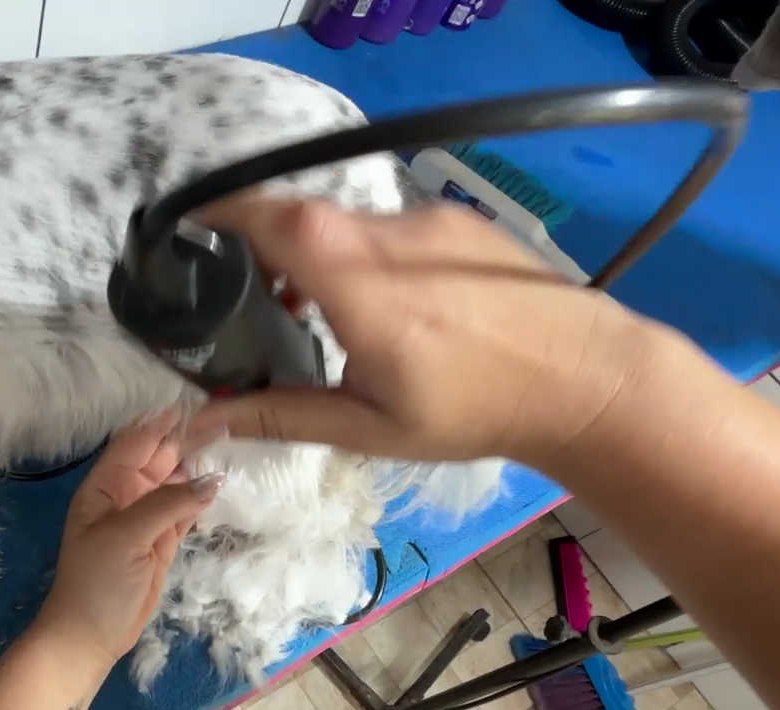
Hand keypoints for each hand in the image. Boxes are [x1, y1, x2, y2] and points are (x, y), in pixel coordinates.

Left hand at [34, 413, 221, 671]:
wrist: (90, 636)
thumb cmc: (97, 582)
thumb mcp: (126, 536)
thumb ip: (167, 504)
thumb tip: (213, 479)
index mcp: (104, 487)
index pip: (135, 443)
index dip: (162, 423)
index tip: (196, 406)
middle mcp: (124, 496)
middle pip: (158, 459)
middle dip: (186, 440)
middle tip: (225, 422)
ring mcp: (145, 519)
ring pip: (175, 483)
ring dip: (197, 467)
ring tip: (230, 444)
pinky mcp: (162, 541)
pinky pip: (184, 510)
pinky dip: (200, 498)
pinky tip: (221, 482)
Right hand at [188, 197, 672, 466]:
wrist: (587, 379)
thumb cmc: (472, 413)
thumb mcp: (368, 428)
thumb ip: (281, 416)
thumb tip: (204, 423)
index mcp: (369, 294)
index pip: (286, 224)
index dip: (230, 211)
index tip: (191, 223)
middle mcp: (397, 240)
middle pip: (307, 217)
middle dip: (262, 243)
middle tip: (244, 289)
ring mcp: (432, 222)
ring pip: (345, 221)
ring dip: (311, 254)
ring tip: (308, 305)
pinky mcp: (456, 219)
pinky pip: (383, 224)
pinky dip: (353, 252)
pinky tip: (369, 298)